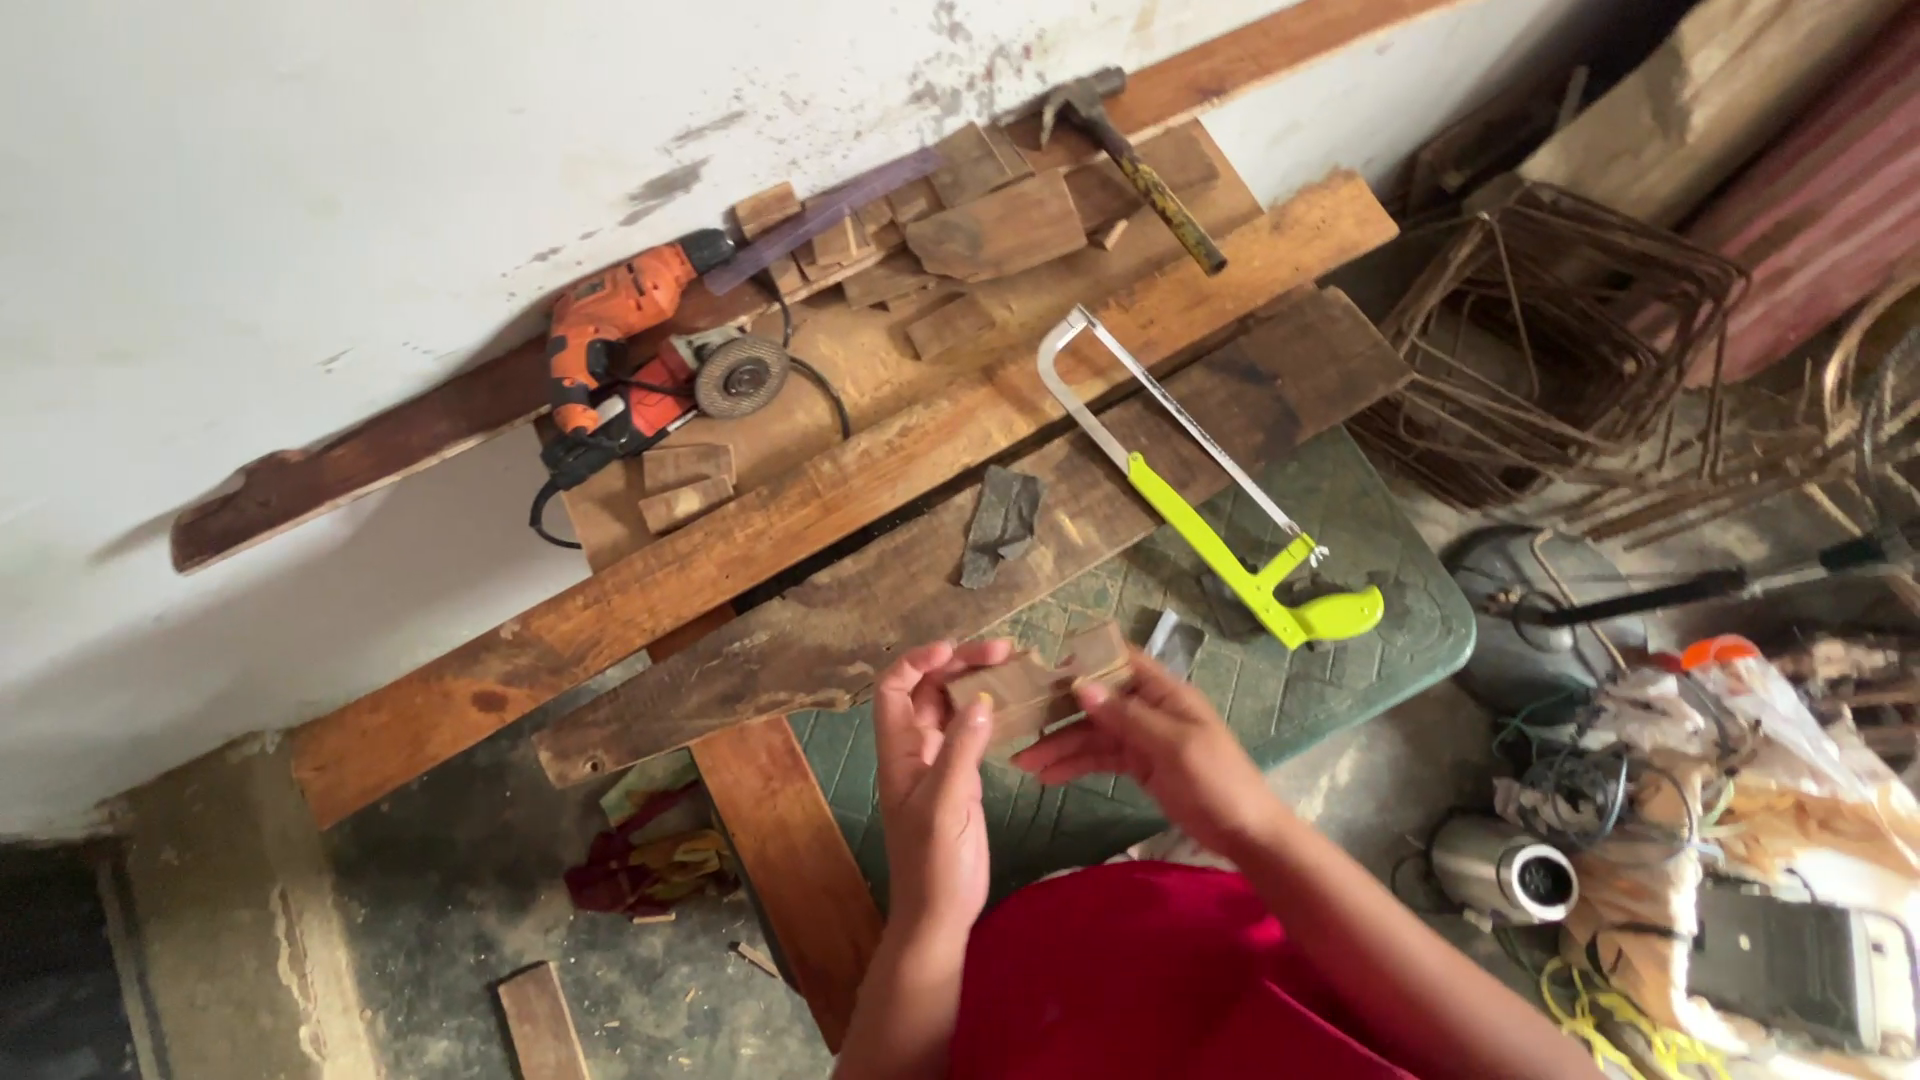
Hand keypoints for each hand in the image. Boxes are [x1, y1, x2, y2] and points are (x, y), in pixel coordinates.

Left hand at [873, 638, 1012, 937]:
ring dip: (976, 681)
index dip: (916, 661)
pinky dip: (989, 709)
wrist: (940, 914)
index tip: (954, 650)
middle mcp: (916, 748)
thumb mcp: (946, 807)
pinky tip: (1013, 701)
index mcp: (899, 751)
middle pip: (928, 688)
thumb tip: (982, 700)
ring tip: (1012, 663)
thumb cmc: (934, 865)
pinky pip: (972, 729)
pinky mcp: (962, 775)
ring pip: (952, 705)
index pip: (894, 688)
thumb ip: (961, 752)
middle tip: (1003, 649)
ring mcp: (940, 760)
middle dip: (959, 662)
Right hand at [1011, 647, 1284, 856]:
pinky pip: (1098, 757)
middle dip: (1058, 712)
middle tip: (1020, 723)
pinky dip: (1074, 765)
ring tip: (1023, 763)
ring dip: (1059, 745)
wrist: (1246, 832)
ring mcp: (1141, 736)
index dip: (1085, 660)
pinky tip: (1048, 777)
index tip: (1046, 671)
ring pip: (1091, 732)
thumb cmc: (1219, 780)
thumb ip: (1127, 716)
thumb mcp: (1174, 745)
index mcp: (1164, 692)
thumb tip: (1080, 686)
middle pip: (1096, 700)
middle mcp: (1148, 707)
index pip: (1120, 660)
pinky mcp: (1137, 763)